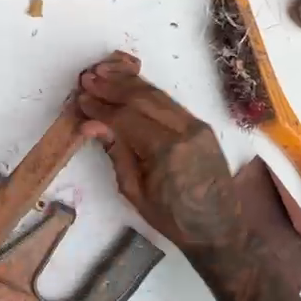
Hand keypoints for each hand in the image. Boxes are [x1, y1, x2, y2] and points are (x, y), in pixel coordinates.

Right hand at [77, 52, 300, 292]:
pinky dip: (148, 90)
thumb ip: (116, 153)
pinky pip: (170, 102)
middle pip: (142, 98)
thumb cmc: (173, 219)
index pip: (126, 118)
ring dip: (129, 81)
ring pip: (158, 94)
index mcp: (166, 151)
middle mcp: (184, 131)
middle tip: (88, 78)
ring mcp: (197, 126)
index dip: (101, 107)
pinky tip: (130, 82)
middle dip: (112, 86)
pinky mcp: (201, 126)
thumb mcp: (135, 192)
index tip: (81, 100)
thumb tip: (92, 125)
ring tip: (104, 72)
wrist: (219, 229)